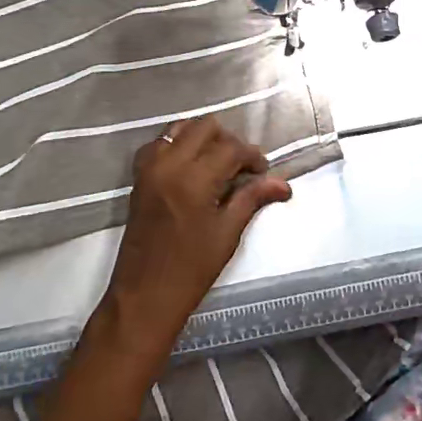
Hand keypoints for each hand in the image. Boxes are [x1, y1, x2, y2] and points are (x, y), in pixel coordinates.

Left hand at [101, 118, 292, 346]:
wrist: (146, 293)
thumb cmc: (191, 269)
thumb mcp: (227, 233)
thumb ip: (252, 199)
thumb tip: (283, 183)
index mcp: (194, 179)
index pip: (231, 148)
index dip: (252, 156)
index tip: (262, 173)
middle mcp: (169, 163)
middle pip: (204, 127)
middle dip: (227, 141)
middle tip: (240, 167)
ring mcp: (149, 167)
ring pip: (179, 128)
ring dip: (201, 139)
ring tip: (216, 164)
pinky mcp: (138, 176)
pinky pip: (158, 143)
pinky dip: (176, 145)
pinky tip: (189, 167)